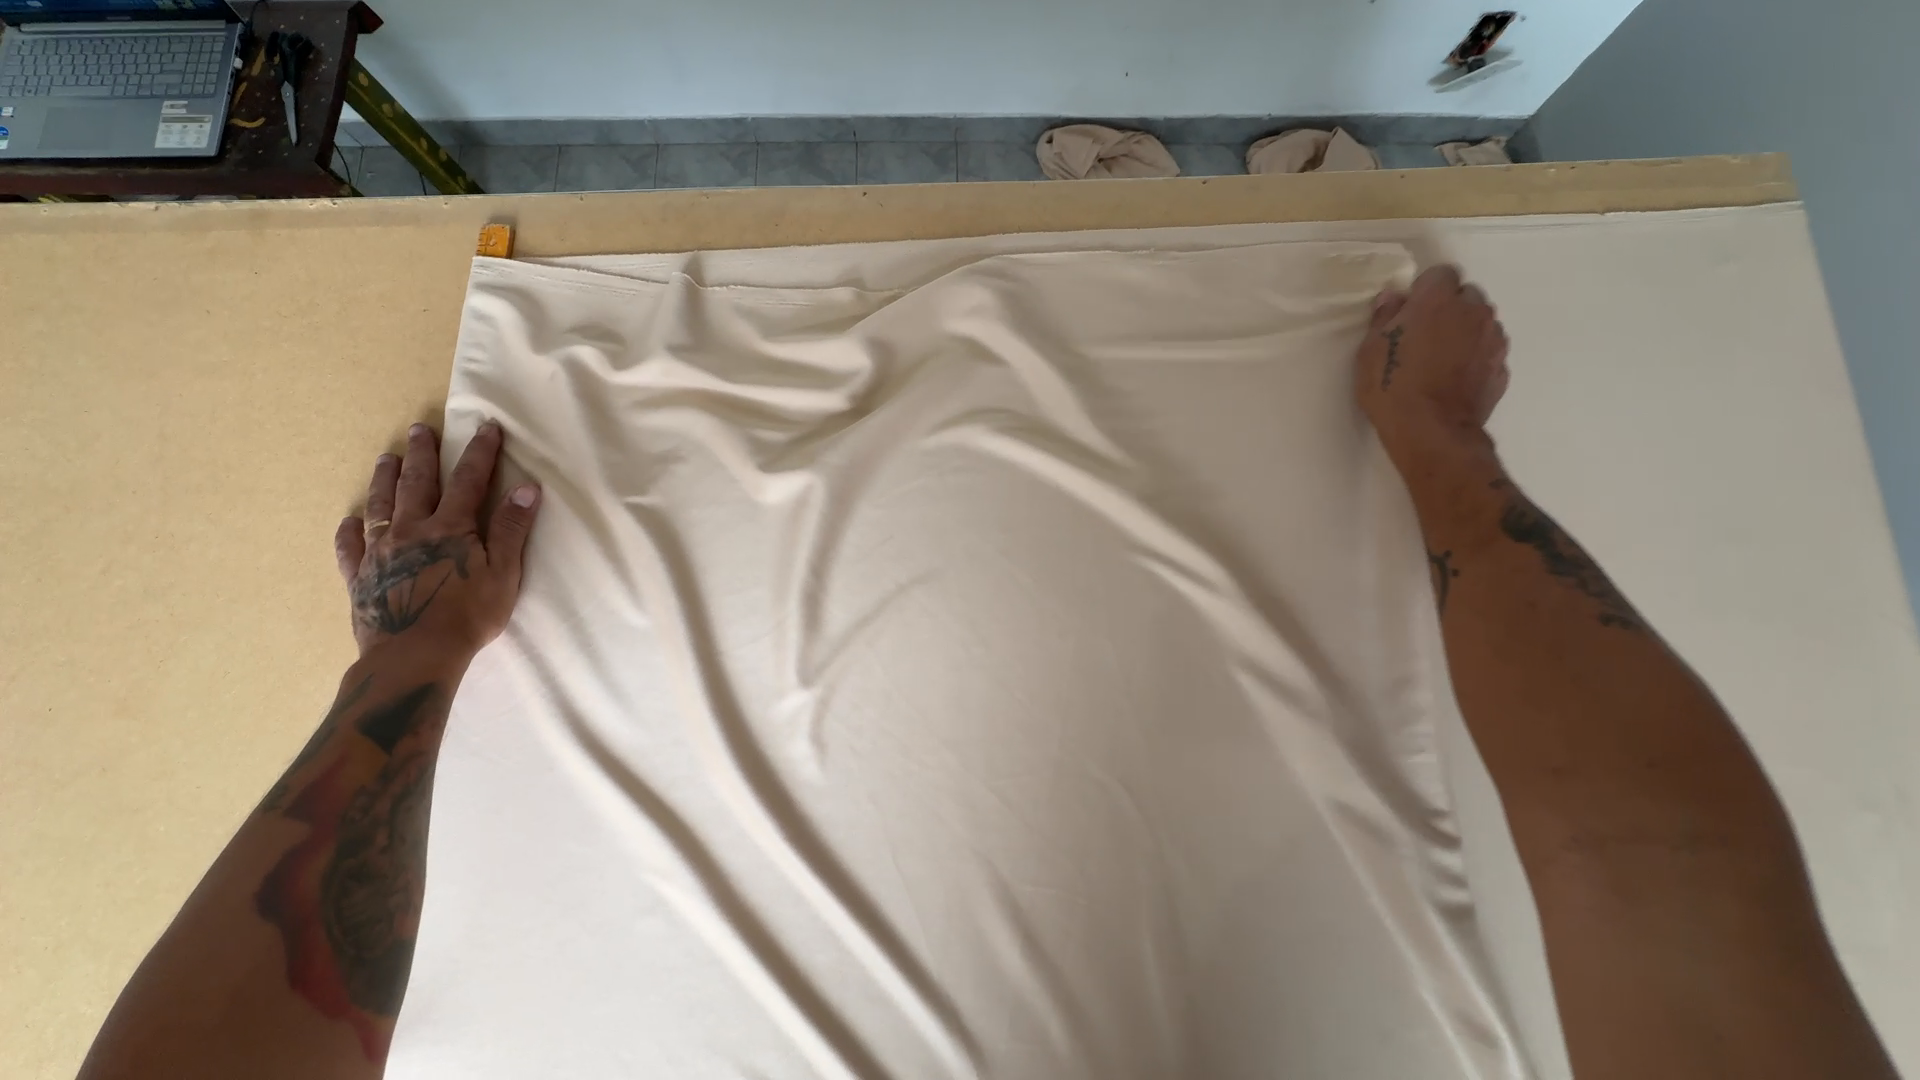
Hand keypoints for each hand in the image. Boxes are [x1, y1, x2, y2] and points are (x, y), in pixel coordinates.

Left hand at [333, 421, 541, 658]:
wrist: (415, 655)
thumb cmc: (468, 616)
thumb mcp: (503, 572)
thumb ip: (511, 529)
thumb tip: (527, 488)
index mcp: (450, 527)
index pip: (469, 480)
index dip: (480, 453)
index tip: (487, 427)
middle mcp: (411, 530)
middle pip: (417, 483)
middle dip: (424, 454)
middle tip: (420, 429)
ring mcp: (380, 553)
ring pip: (381, 506)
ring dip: (385, 479)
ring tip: (387, 458)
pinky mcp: (360, 577)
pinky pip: (350, 548)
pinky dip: (350, 532)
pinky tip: (349, 521)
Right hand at [1355, 264, 1510, 461]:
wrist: (1431, 431)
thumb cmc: (1392, 387)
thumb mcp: (1369, 352)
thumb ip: (1383, 318)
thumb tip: (1392, 298)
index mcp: (1437, 301)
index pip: (1441, 273)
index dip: (1425, 289)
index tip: (1410, 310)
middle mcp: (1473, 311)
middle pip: (1466, 296)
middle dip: (1449, 308)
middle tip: (1425, 335)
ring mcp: (1493, 339)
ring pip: (1480, 322)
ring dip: (1464, 331)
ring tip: (1441, 360)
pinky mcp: (1501, 366)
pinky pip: (1488, 350)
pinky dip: (1475, 356)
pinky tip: (1454, 378)